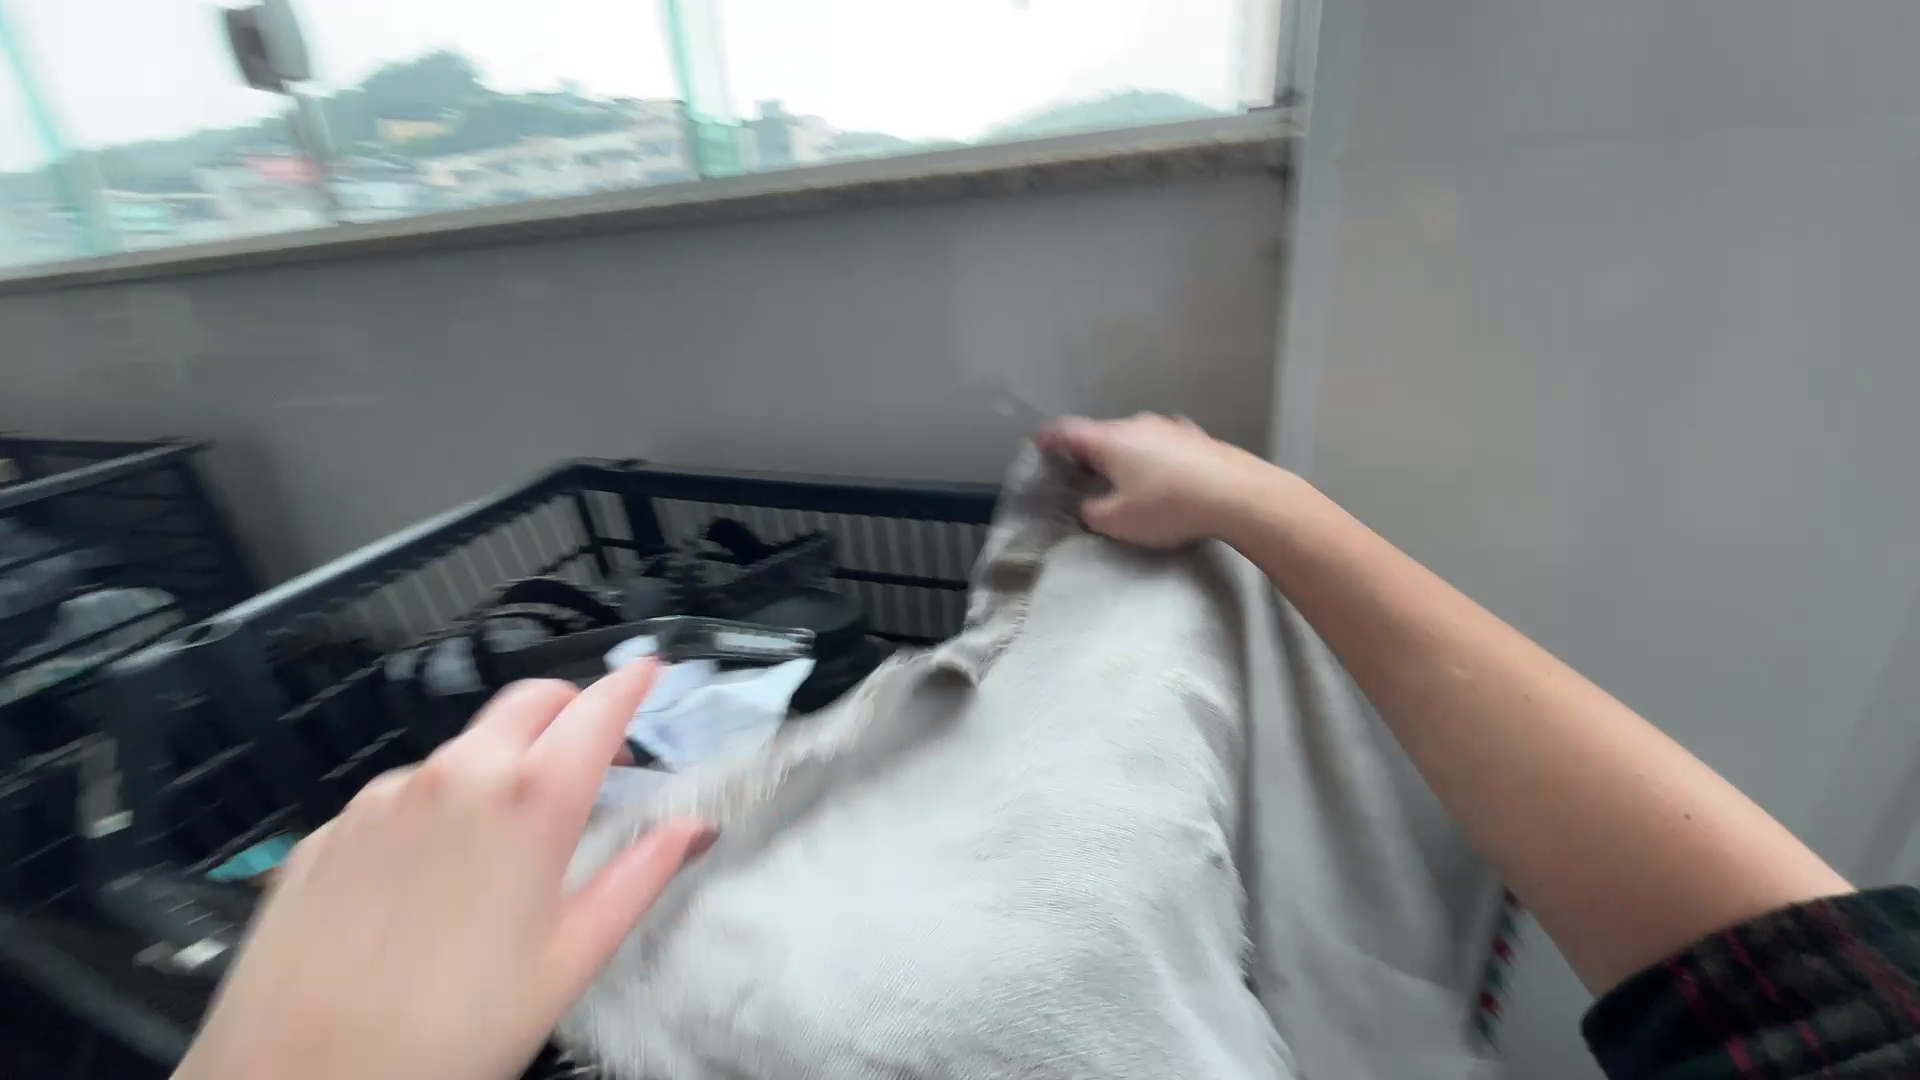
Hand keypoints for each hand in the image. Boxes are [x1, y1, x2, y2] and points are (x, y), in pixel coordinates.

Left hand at [176, 662, 713, 1079]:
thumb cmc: (448, 1036)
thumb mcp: (575, 953)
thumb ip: (644, 872)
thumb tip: (692, 829)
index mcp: (530, 799)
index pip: (599, 707)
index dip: (633, 683)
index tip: (649, 673)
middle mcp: (457, 778)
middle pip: (532, 700)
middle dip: (572, 709)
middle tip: (594, 754)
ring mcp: (384, 800)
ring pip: (468, 745)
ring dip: (504, 760)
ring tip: (511, 834)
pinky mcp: (331, 833)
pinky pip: (404, 791)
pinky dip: (440, 803)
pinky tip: (436, 872)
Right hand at [1035, 413, 1277, 548]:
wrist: (1238, 494)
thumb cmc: (1167, 506)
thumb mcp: (1117, 521)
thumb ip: (1092, 513)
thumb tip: (1089, 506)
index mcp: (1109, 441)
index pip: (1068, 432)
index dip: (1049, 439)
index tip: (1038, 442)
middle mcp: (1136, 425)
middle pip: (1102, 434)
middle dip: (1088, 452)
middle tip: (1080, 473)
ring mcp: (1169, 428)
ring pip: (1134, 439)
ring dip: (1123, 456)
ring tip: (1121, 479)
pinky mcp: (1196, 438)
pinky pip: (1161, 446)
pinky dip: (1151, 459)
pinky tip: (1160, 479)